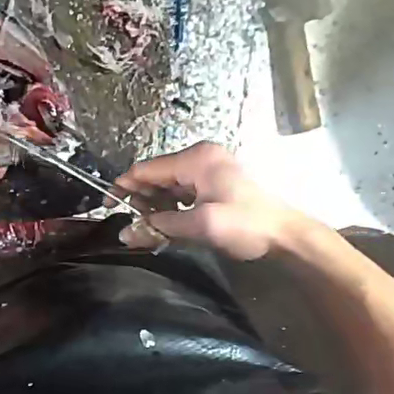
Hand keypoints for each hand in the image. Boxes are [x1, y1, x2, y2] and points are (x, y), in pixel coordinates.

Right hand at [113, 141, 311, 259]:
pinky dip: (171, 207)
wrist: (285, 236)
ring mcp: (209, 169)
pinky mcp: (215, 183)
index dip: (123, 187)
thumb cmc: (246, 225)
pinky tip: (167, 224)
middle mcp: (200, 157)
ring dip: (155, 206)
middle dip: (140, 199)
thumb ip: (160, 226)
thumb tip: (125, 234)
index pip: (147, 168)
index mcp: (196, 158)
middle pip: (156, 175)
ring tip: (149, 228)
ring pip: (168, 185)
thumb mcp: (200, 225)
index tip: (108, 208)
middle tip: (133, 225)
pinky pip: (182, 191)